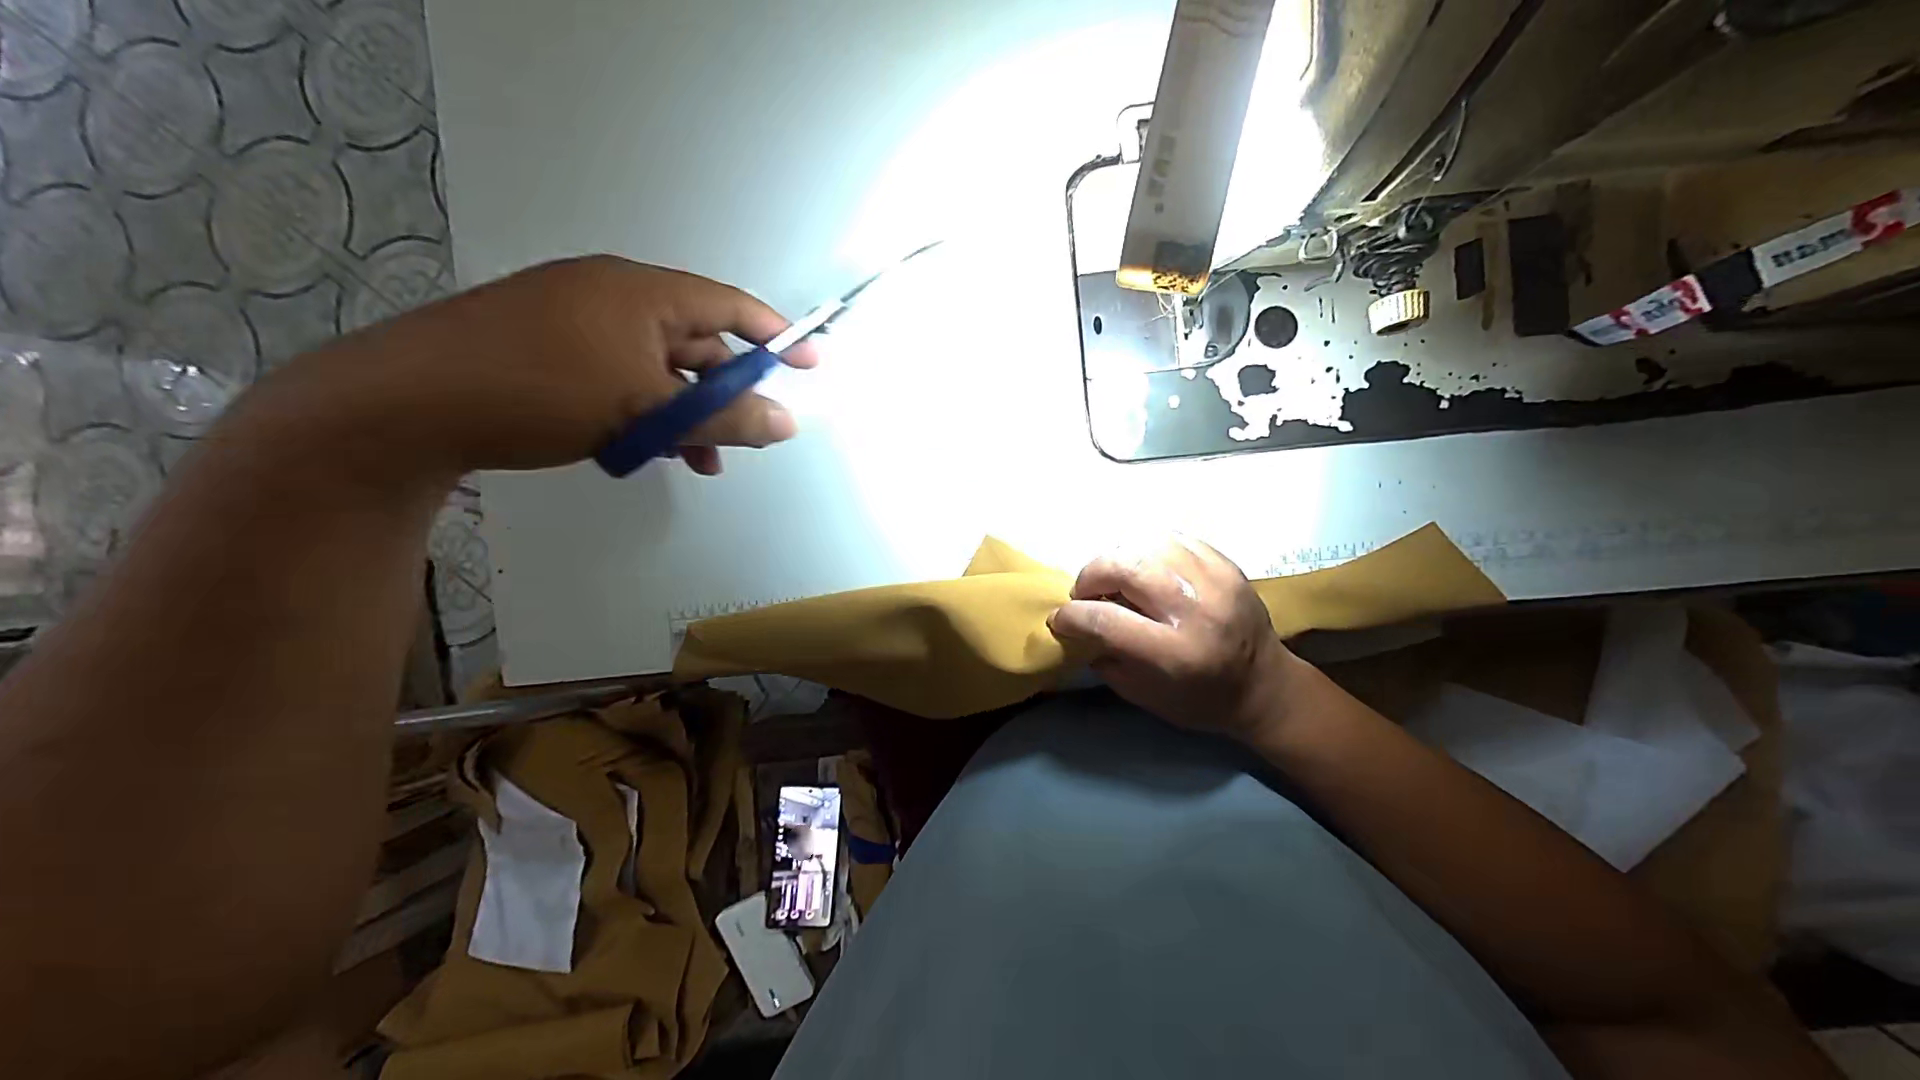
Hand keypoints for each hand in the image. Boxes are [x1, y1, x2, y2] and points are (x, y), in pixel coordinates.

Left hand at [257, 255, 819, 479]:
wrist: (406, 405)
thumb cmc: (541, 391)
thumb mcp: (646, 410)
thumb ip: (723, 419)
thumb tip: (788, 424)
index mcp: (639, 291)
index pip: (728, 305)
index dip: (776, 334)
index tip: (811, 361)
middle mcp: (610, 296)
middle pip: (694, 341)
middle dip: (726, 391)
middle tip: (753, 432)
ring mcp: (573, 323)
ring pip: (656, 369)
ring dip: (685, 414)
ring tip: (703, 461)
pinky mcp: (546, 353)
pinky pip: (618, 380)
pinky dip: (643, 415)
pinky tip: (646, 453)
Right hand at [1048, 536, 1299, 743]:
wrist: (1265, 687)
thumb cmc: (1200, 700)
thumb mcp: (1144, 695)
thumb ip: (1106, 658)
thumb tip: (1076, 626)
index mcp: (1174, 652)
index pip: (1106, 619)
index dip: (1072, 616)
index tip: (1060, 619)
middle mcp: (1195, 610)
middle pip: (1125, 567)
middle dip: (1091, 575)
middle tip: (1086, 592)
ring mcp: (1214, 581)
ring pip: (1147, 544)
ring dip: (1118, 558)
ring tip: (1114, 578)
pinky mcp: (1226, 565)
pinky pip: (1174, 539)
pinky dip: (1148, 549)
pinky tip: (1143, 567)